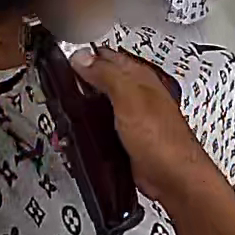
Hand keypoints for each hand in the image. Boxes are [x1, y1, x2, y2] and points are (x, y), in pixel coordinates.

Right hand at [69, 47, 223, 206]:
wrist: (173, 178)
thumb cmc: (162, 140)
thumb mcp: (129, 98)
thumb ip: (106, 75)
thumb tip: (83, 58)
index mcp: (140, 77)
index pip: (107, 56)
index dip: (85, 56)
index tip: (64, 60)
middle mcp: (137, 94)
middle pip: (102, 80)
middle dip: (81, 83)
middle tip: (61, 87)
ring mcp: (132, 117)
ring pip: (101, 104)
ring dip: (83, 108)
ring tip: (66, 112)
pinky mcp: (127, 137)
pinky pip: (103, 127)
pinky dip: (90, 129)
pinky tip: (80, 134)